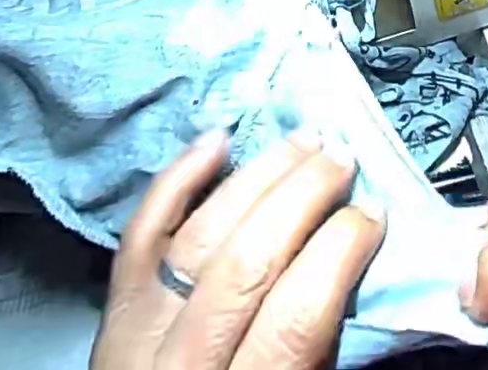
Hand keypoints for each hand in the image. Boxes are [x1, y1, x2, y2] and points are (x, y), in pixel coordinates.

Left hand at [92, 129, 387, 369]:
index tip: (372, 215)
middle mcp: (176, 362)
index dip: (336, 256)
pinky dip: (179, 178)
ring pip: (201, 233)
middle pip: (245, 261)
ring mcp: (135, 327)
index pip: (292, 320)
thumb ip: (318, 360)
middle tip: (343, 157)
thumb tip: (355, 273)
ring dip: (257, 176)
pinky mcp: (114, 303)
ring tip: (302, 139)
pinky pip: (144, 229)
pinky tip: (218, 141)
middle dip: (302, 198)